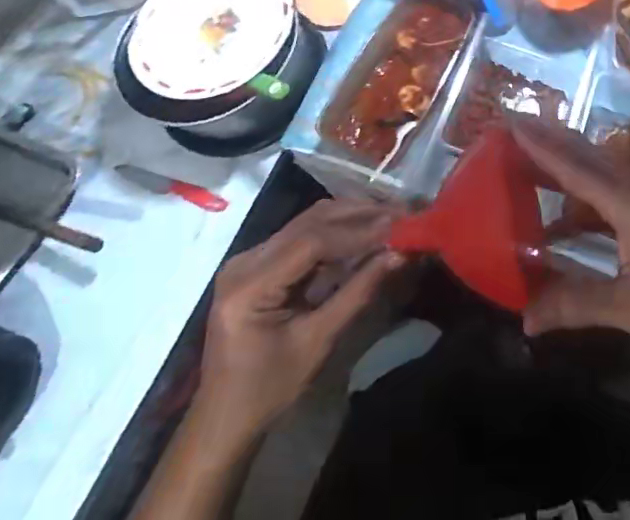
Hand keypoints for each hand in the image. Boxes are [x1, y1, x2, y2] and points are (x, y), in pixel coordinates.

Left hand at [194, 199, 404, 441]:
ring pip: (310, 221)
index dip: (360, 231)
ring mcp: (249, 260)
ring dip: (352, 217)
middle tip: (404, 214)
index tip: (401, 227)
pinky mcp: (260, 264)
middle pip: (311, 222)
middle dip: (361, 214)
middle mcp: (245, 262)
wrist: (226, 416)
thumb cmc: (270, 387)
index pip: (312, 242)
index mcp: (249, 286)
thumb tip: (401, 253)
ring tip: (392, 219)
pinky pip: (304, 235)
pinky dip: (339, 231)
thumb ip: (359, 291)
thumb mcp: (319, 340)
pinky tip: (367, 233)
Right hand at [508, 116, 629, 337]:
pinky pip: (612, 189)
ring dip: (571, 160)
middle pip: (590, 158)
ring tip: (537, 156)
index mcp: (629, 206)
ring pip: (603, 170)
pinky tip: (569, 213)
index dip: (544, 149)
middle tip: (519, 126)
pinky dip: (586, 190)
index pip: (578, 170)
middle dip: (554, 142)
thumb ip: (578, 306)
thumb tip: (524, 319)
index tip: (516, 125)